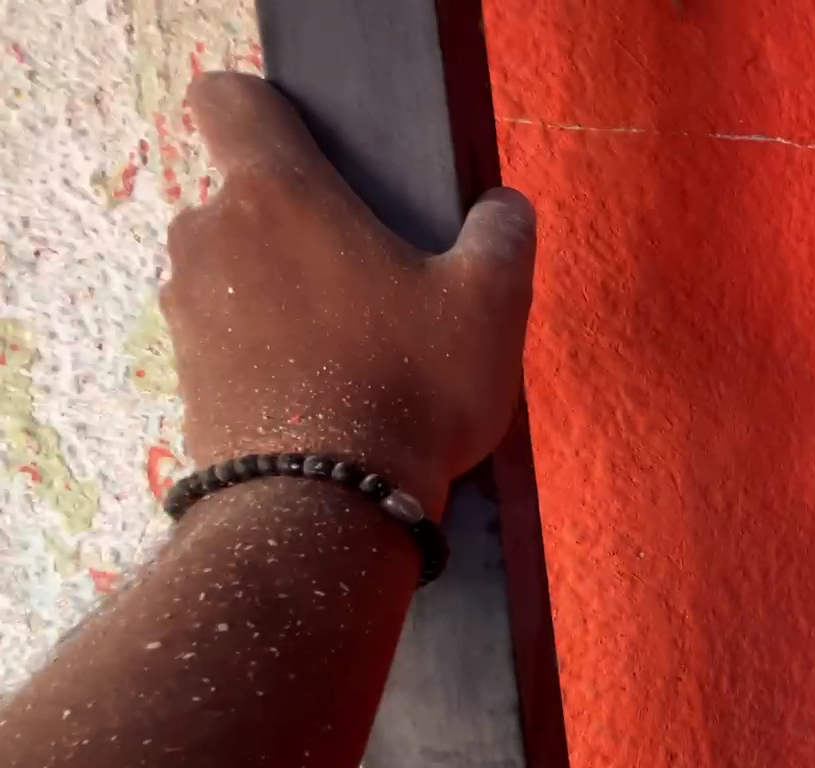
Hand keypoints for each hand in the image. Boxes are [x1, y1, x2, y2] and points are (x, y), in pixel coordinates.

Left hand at [159, 72, 536, 517]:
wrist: (334, 498)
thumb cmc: (417, 382)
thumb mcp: (493, 306)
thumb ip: (504, 239)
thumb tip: (507, 205)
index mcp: (283, 197)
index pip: (233, 100)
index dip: (277, 116)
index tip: (330, 163)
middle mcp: (212, 234)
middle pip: (251, 200)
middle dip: (311, 230)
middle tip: (383, 290)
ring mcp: (187, 304)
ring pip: (242, 270)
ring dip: (292, 292)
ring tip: (361, 352)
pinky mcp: (186, 369)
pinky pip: (233, 332)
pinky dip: (274, 346)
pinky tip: (330, 391)